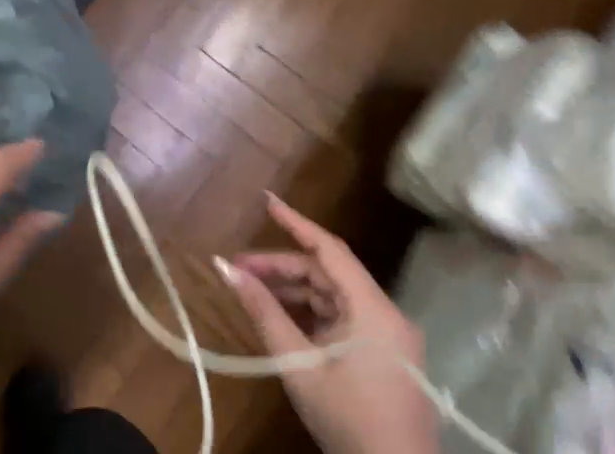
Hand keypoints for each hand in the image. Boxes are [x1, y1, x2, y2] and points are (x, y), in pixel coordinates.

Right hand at [219, 195, 439, 453]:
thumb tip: (225, 268)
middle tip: (236, 269)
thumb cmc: (347, 414)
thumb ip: (263, 311)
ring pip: (334, 296)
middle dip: (281, 266)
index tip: (265, 201)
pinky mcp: (385, 356)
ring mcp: (388, 337)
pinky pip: (344, 317)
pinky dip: (310, 311)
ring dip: (293, 289)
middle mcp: (386, 315)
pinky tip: (281, 318)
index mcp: (373, 310)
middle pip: (328, 274)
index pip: (330, 251)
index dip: (296, 223)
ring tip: (252, 292)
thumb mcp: (297, 362)